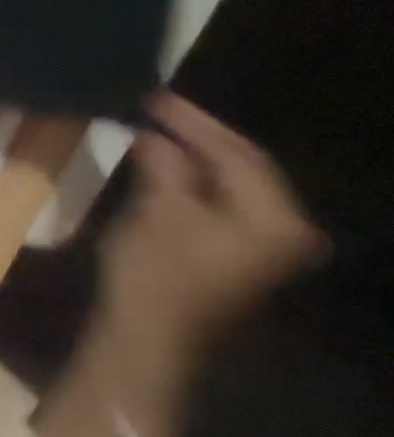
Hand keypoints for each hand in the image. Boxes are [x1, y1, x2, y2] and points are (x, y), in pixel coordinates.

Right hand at [98, 94, 324, 363]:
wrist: (149, 337)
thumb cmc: (154, 276)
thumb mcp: (156, 214)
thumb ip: (165, 169)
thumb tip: (156, 135)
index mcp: (275, 217)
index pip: (239, 154)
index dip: (194, 123)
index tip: (156, 99)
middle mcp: (286, 227)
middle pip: (244, 168)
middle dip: (200, 138)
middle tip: (157, 111)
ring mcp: (268, 244)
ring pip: (233, 185)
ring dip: (196, 159)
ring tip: (158, 133)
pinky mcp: (243, 254)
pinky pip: (224, 203)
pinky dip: (196, 183)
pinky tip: (167, 169)